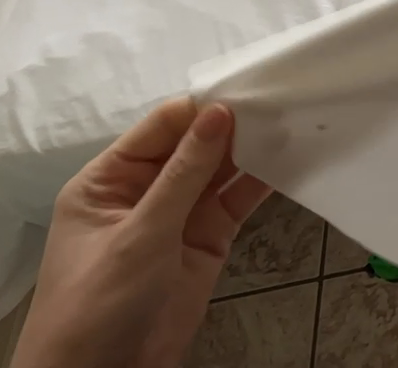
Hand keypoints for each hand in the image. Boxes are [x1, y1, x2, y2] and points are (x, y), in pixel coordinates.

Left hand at [10, 98, 272, 367]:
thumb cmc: (97, 305)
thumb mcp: (140, 236)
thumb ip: (184, 173)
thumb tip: (219, 111)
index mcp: (110, 181)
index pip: (163, 127)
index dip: (204, 109)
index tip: (252, 91)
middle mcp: (147, 189)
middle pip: (199, 142)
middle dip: (239, 123)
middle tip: (287, 100)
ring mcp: (182, 211)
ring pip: (226, 165)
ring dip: (258, 146)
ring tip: (300, 120)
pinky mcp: (212, 232)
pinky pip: (242, 194)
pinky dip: (268, 176)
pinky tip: (297, 156)